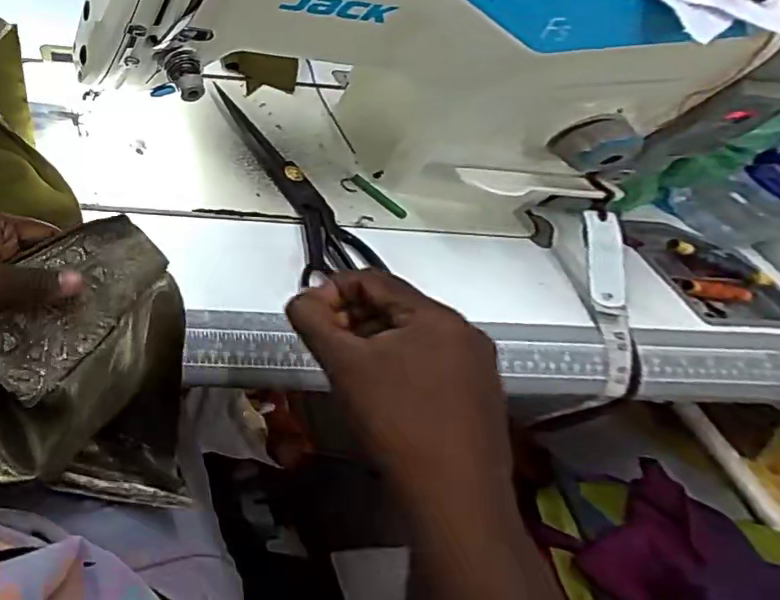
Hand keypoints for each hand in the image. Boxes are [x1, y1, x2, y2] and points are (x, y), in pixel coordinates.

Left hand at [0, 212, 85, 336]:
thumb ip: (34, 282)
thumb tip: (81, 281)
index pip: (45, 234)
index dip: (72, 253)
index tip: (103, 279)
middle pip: (31, 264)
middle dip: (55, 287)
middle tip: (94, 316)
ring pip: (14, 290)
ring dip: (33, 310)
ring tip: (73, 335)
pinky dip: (9, 322)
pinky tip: (35, 344)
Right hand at [286, 272, 509, 502]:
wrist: (453, 499)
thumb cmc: (395, 421)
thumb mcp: (339, 360)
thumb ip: (309, 316)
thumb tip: (302, 300)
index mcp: (439, 318)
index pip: (370, 279)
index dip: (330, 290)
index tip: (311, 317)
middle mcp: (465, 334)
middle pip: (390, 304)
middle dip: (349, 316)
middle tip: (325, 341)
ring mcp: (477, 366)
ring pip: (406, 332)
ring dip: (368, 339)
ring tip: (346, 366)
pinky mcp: (477, 394)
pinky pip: (425, 357)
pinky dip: (392, 360)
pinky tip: (375, 387)